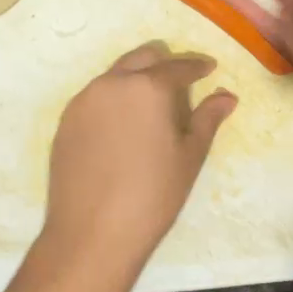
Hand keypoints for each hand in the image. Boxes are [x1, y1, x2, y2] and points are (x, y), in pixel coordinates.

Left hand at [42, 42, 236, 265]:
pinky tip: (123, 124)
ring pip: (115, 75)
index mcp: (147, 87)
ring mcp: (83, 101)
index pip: (178, 66)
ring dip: (136, 78)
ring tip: (152, 103)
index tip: (209, 68)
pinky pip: (95, 97)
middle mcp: (112, 83)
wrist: (91, 233)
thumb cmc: (153, 195)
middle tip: (181, 80)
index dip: (197, 66)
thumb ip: (208, 119)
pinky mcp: (65, 121)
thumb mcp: (189, 157)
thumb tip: (227, 96)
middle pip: (142, 58)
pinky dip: (114, 98)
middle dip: (164, 63)